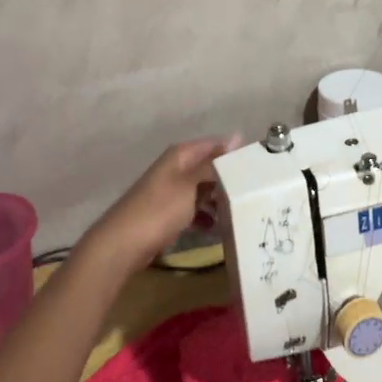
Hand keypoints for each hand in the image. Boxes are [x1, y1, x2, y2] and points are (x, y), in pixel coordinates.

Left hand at [80, 135, 240, 275]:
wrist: (122, 245)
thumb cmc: (159, 209)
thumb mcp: (191, 184)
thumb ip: (213, 164)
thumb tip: (237, 136)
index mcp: (180, 155)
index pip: (215, 144)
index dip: (235, 152)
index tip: (260, 165)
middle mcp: (175, 168)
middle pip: (208, 167)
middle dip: (228, 178)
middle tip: (254, 191)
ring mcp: (169, 191)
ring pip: (201, 189)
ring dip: (217, 199)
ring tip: (239, 211)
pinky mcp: (166, 213)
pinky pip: (192, 208)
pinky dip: (203, 215)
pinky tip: (216, 228)